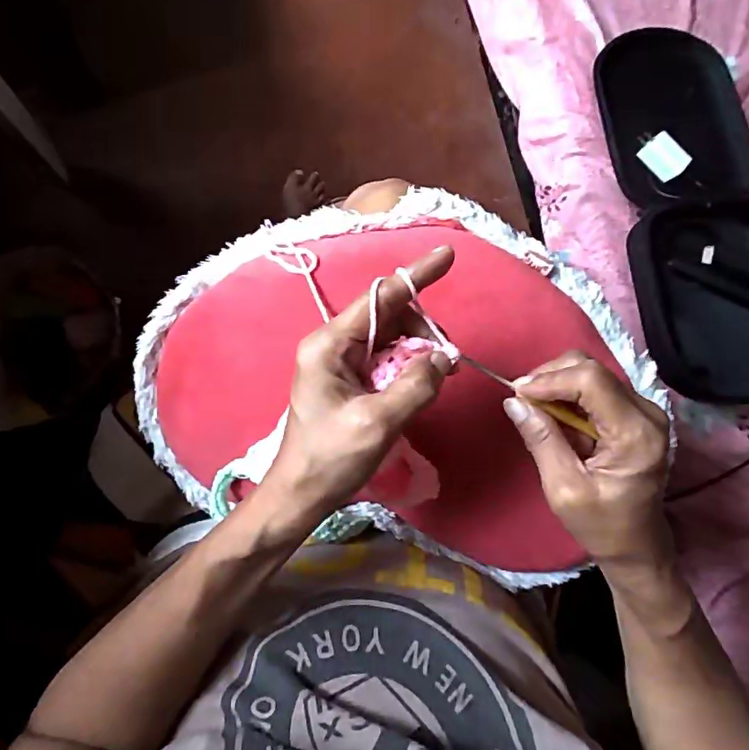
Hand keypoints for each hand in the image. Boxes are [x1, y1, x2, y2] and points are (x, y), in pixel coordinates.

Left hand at [257, 246, 457, 527]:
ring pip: (392, 339)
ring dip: (419, 352)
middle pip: (390, 317)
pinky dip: (409, 368)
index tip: (448, 255)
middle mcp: (333, 345)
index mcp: (329, 345)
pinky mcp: (350, 381)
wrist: (300, 494)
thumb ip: (415, 385)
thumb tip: (442, 358)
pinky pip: (387, 361)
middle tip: (448, 360)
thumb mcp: (377, 422)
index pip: (380, 298)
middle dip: (422, 330)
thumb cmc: (330, 458)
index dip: (416, 276)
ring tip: (437, 377)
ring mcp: (341, 362)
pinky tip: (421, 385)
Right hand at [504, 351, 672, 573]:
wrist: (636, 544)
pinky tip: (551, 410)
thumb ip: (542, 440)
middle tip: (521, 398)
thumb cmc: (601, 524)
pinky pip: (597, 387)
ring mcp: (644, 411)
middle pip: (593, 369)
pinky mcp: (635, 413)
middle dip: (551, 376)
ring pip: (593, 373)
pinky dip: (569, 392)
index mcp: (635, 434)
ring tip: (532, 404)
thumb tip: (513, 401)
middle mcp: (647, 413)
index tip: (517, 394)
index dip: (550, 379)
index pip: (591, 381)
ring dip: (558, 382)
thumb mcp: (563, 489)